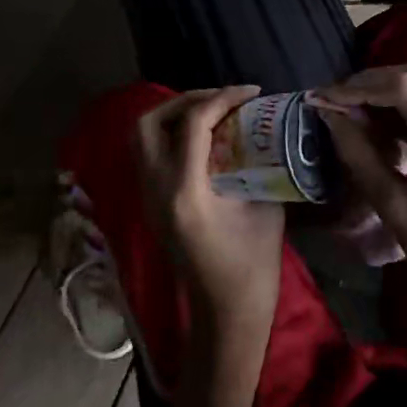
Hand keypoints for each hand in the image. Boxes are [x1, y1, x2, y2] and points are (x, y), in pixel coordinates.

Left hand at [137, 86, 284, 339]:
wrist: (226, 315)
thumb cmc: (252, 267)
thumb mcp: (264, 208)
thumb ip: (256, 162)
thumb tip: (263, 130)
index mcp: (185, 191)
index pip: (192, 123)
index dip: (222, 97)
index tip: (251, 91)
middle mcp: (155, 188)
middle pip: (150, 122)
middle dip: (185, 100)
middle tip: (221, 98)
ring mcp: (147, 196)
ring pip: (142, 136)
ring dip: (172, 114)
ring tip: (210, 110)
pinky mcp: (149, 203)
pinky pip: (149, 153)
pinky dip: (170, 134)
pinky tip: (202, 136)